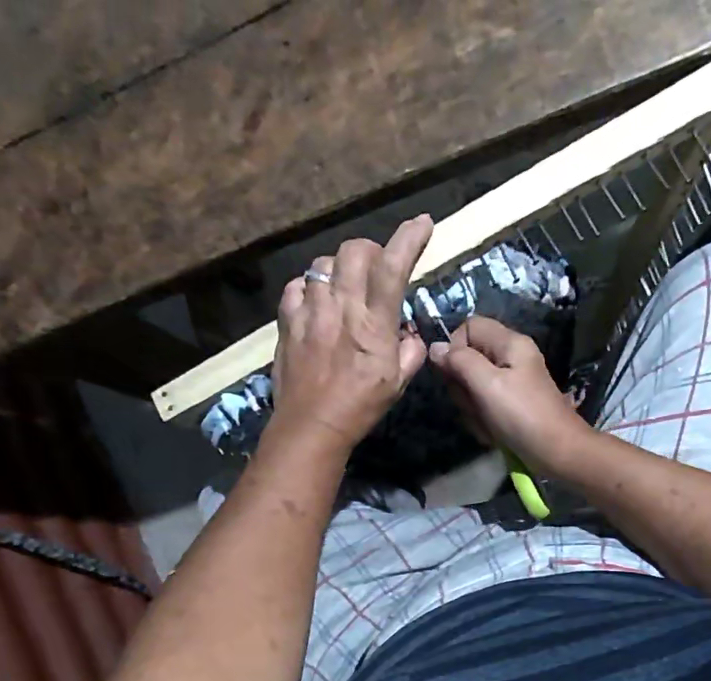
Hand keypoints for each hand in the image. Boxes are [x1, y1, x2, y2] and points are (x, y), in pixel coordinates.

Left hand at [269, 215, 434, 453]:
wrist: (310, 426)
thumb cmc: (359, 407)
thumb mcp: (398, 382)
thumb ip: (410, 350)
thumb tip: (407, 332)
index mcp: (374, 323)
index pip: (394, 266)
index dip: (410, 238)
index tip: (423, 224)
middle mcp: (341, 308)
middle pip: (354, 250)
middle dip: (370, 251)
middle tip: (375, 270)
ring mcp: (310, 313)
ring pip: (323, 264)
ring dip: (339, 270)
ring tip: (343, 290)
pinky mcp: (287, 323)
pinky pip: (296, 287)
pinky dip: (308, 288)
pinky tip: (314, 302)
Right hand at [428, 316, 592, 474]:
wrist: (556, 451)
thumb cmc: (521, 415)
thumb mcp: (487, 385)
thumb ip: (460, 362)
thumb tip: (434, 347)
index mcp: (510, 342)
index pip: (469, 326)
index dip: (455, 347)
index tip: (454, 374)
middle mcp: (511, 355)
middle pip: (468, 356)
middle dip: (462, 383)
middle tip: (474, 402)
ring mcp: (511, 380)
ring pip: (471, 383)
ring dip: (471, 405)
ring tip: (484, 419)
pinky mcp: (510, 401)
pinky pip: (482, 402)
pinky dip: (481, 416)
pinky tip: (491, 429)